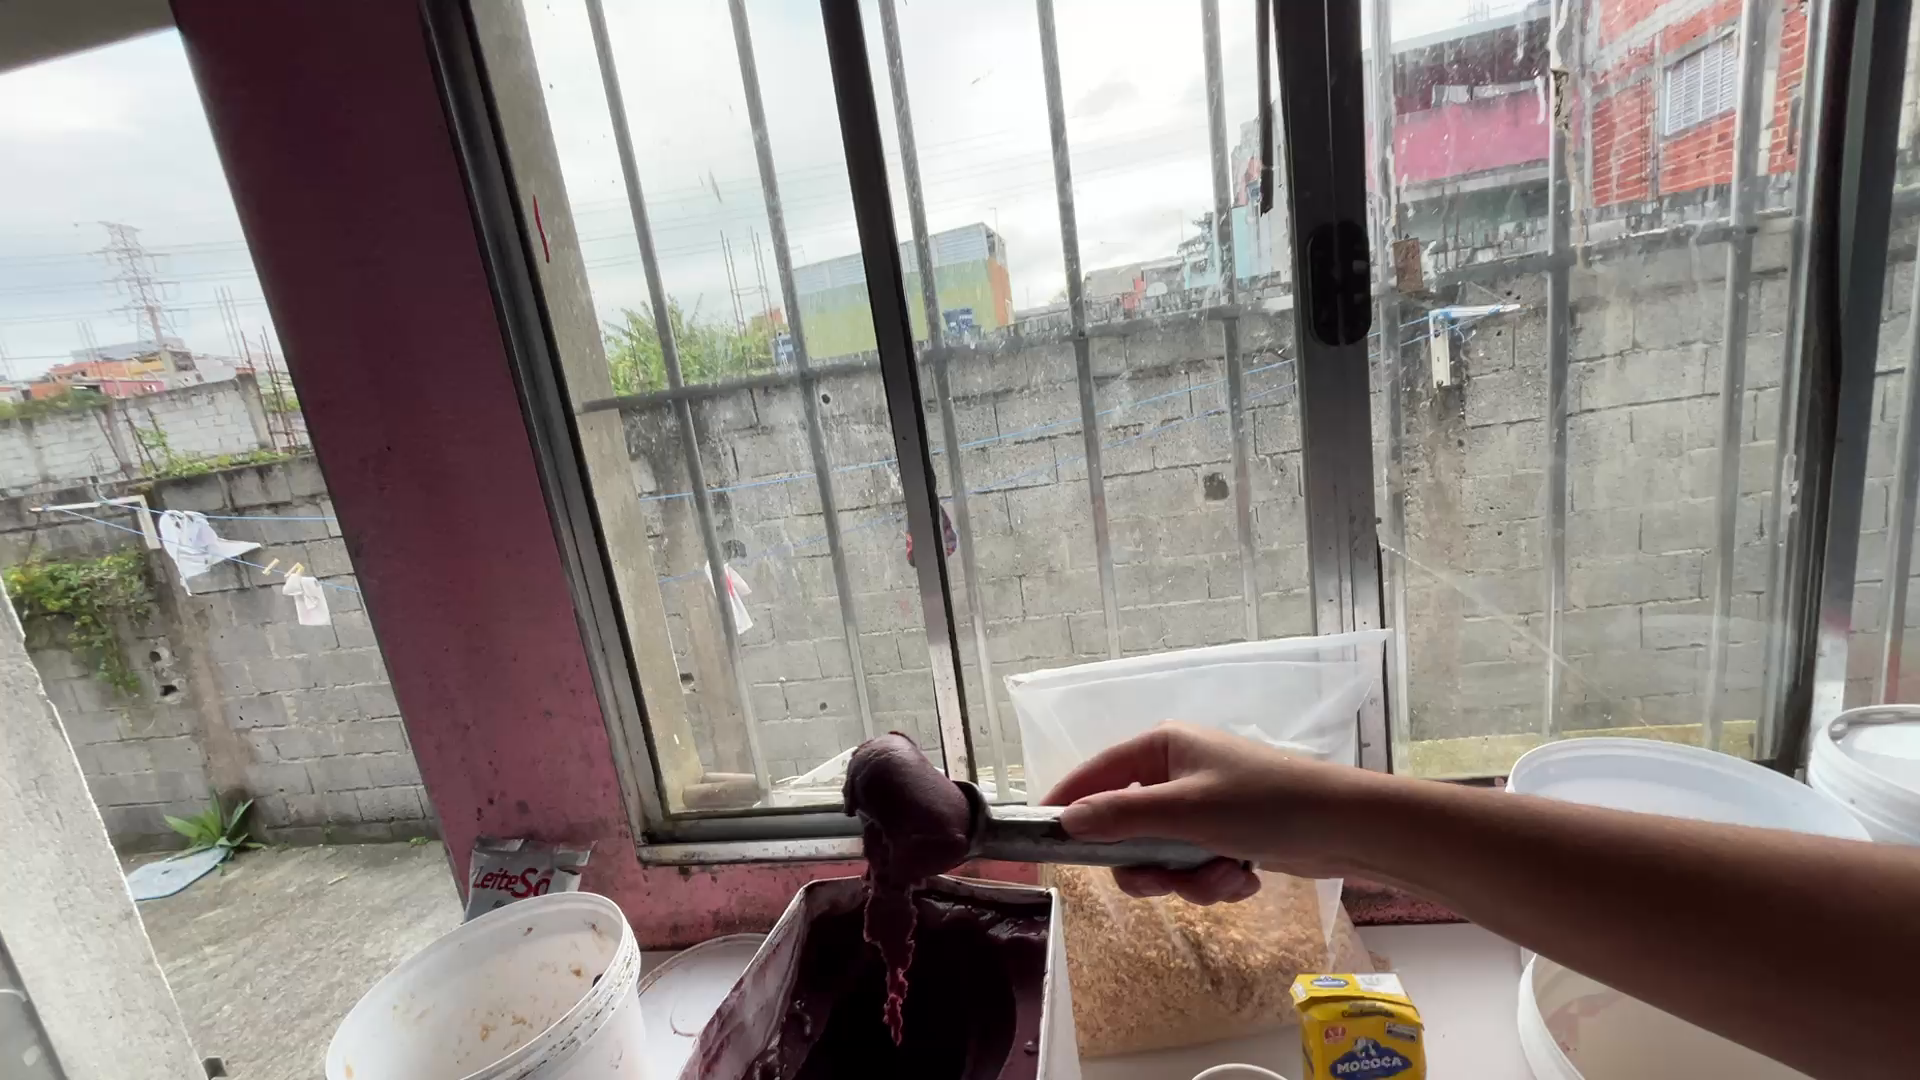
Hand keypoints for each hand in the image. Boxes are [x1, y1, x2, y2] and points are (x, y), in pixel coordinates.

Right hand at [1041, 721, 1374, 903]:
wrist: (1345, 828)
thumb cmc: (1261, 804)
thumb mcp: (1185, 811)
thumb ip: (1121, 816)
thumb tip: (1066, 820)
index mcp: (1162, 746)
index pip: (1097, 771)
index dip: (1068, 801)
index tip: (1042, 835)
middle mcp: (1175, 770)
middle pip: (1127, 823)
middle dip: (1146, 861)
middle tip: (1158, 882)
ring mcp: (1199, 803)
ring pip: (1160, 853)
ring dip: (1186, 877)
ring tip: (1222, 876)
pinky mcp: (1223, 833)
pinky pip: (1192, 864)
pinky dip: (1212, 880)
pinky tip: (1243, 878)